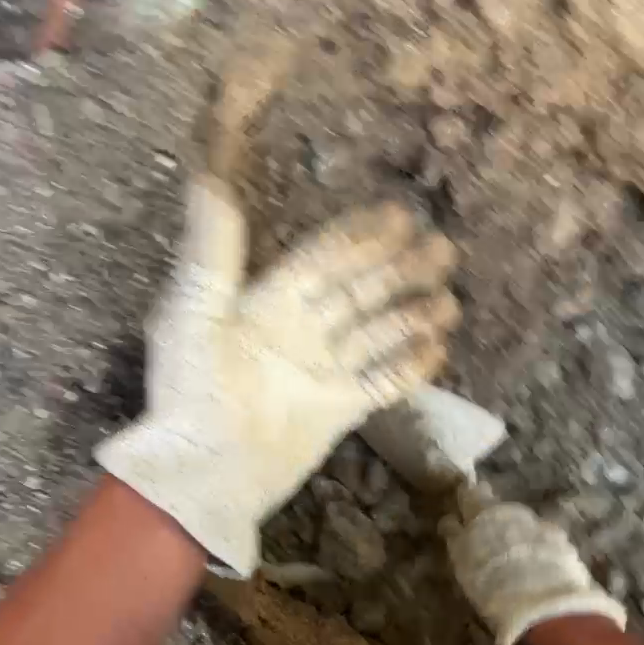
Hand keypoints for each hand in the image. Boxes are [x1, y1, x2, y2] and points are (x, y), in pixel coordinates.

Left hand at [98, 176, 459, 576]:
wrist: (205, 473)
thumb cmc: (195, 391)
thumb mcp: (194, 311)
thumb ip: (212, 245)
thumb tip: (209, 171)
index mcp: (267, 302)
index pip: (322, 257)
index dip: (359, 236)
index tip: (399, 214)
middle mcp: (299, 330)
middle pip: (359, 290)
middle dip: (400, 270)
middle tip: (444, 249)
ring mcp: (321, 372)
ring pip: (377, 333)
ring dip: (412, 317)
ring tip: (449, 304)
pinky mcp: (337, 411)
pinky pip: (381, 383)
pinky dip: (408, 368)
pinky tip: (437, 352)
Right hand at [444, 492, 625, 644]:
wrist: (542, 604)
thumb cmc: (489, 580)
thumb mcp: (461, 560)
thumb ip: (455, 536)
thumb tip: (448, 521)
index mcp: (486, 510)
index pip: (473, 493)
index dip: (468, 499)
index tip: (464, 505)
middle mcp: (517, 511)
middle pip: (503, 509)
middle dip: (497, 520)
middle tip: (489, 539)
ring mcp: (543, 527)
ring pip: (527, 526)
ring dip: (520, 538)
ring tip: (514, 561)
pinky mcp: (565, 547)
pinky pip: (546, 544)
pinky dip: (540, 553)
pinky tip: (537, 571)